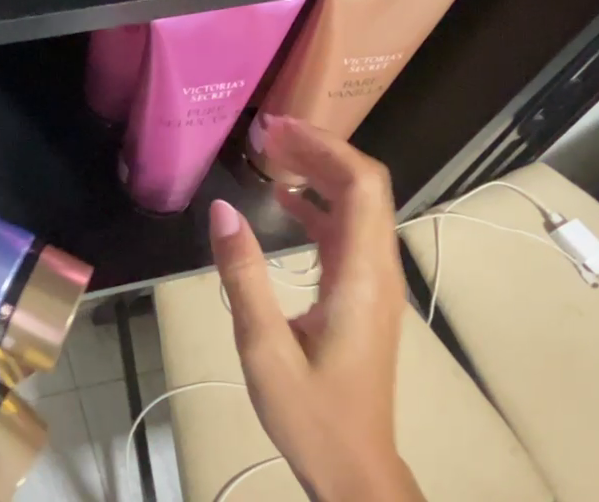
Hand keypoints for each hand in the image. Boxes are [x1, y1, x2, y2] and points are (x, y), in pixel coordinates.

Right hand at [209, 120, 424, 501]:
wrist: (356, 470)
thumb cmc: (311, 414)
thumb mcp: (264, 347)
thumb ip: (244, 275)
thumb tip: (221, 209)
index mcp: (361, 277)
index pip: (361, 187)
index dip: (325, 147)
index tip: (278, 129)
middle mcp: (377, 271)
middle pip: (362, 188)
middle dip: (319, 151)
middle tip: (266, 135)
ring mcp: (374, 283)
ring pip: (357, 207)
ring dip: (319, 174)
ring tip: (270, 156)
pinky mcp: (363, 296)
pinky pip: (347, 233)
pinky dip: (318, 205)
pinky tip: (284, 201)